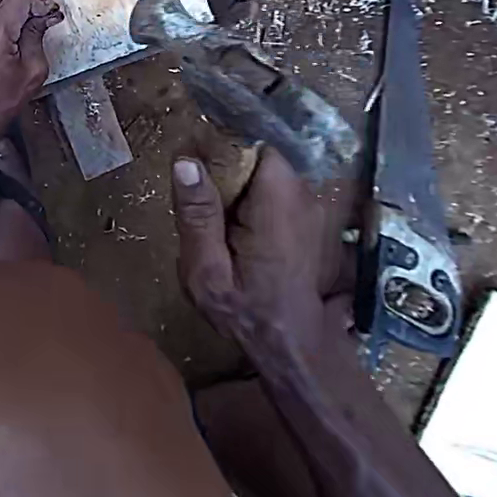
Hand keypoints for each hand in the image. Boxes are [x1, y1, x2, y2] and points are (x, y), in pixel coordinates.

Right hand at [171, 146, 343, 354]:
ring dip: (237, 185)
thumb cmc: (246, 313)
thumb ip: (198, 215)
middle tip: (200, 202)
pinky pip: (272, 190)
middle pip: (257, 158)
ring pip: (263, 173)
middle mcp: (303, 199)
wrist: (293, 348)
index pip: (254, 148)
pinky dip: (251, 199)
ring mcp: (311, 208)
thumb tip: (184, 161)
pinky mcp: (309, 217)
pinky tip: (236, 228)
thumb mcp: (206, 270)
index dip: (222, 150)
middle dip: (225, 170)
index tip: (195, 167)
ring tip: (216, 219)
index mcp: (278, 207)